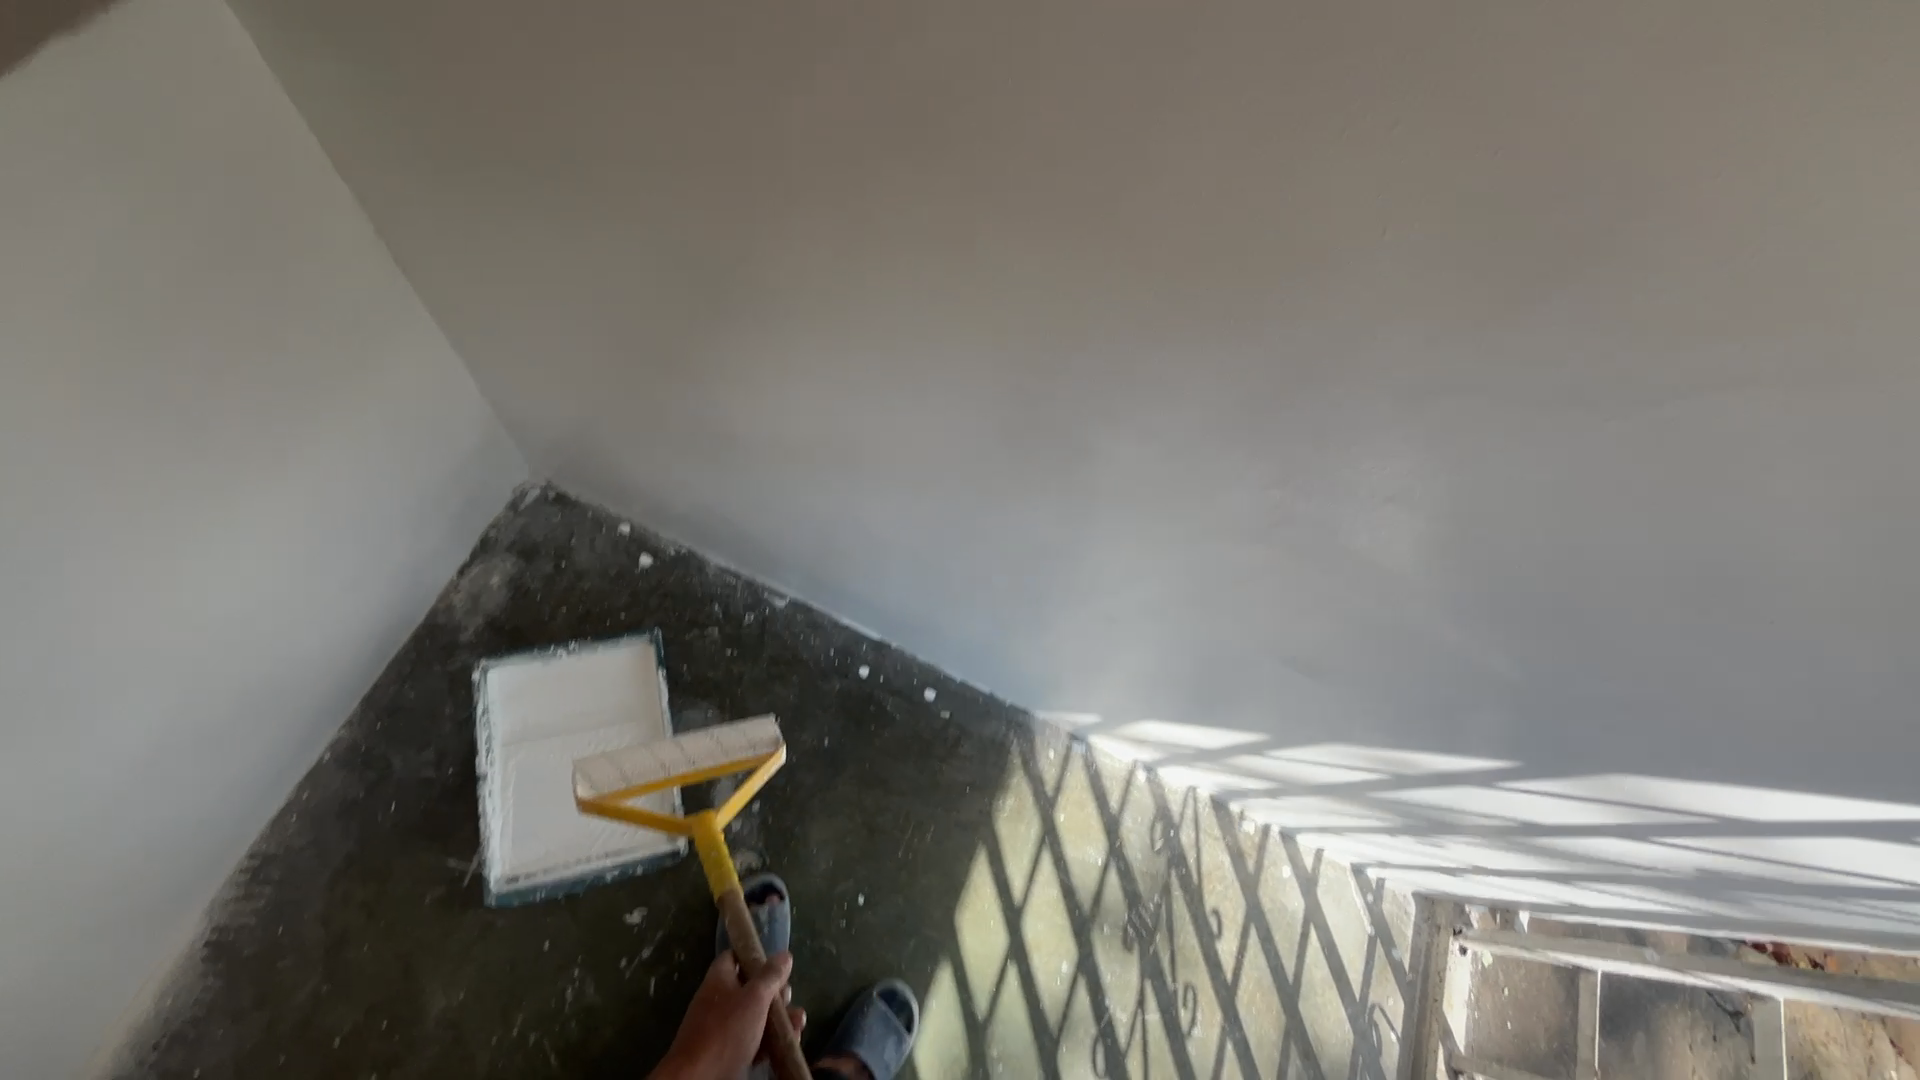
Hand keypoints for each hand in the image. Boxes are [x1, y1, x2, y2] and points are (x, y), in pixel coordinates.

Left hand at [652, 951, 805, 1078]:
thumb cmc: (726, 1032)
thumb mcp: (754, 998)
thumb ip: (771, 976)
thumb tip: (785, 954)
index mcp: (719, 980)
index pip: (735, 957)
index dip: (755, 956)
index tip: (777, 963)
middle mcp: (719, 1002)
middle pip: (751, 988)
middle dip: (776, 993)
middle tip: (788, 999)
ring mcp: (723, 1030)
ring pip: (756, 1017)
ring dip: (780, 1019)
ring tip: (798, 1024)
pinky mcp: (729, 1054)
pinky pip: (754, 1041)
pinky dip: (771, 1042)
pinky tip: (789, 1042)